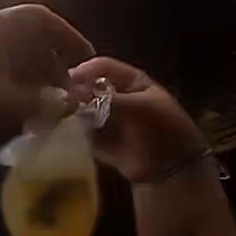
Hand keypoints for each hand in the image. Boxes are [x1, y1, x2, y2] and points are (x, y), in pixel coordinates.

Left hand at [0, 5, 94, 164]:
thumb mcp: (6, 103)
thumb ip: (46, 102)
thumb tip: (76, 103)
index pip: (41, 19)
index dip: (69, 37)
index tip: (88, 62)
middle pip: (31, 40)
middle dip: (56, 65)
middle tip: (74, 93)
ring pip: (18, 62)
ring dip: (40, 81)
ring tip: (58, 107)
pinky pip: (4, 78)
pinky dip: (22, 92)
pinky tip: (34, 114)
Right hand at [68, 57, 209, 184]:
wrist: (171, 168)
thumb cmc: (162, 128)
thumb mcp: (139, 106)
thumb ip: (107, 97)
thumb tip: (75, 91)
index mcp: (131, 82)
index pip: (103, 67)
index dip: (85, 70)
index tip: (68, 79)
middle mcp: (118, 97)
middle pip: (90, 88)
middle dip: (77, 92)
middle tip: (63, 99)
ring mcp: (109, 120)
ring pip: (84, 110)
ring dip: (77, 113)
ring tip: (69, 118)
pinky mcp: (101, 141)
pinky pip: (85, 134)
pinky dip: (80, 134)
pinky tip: (75, 135)